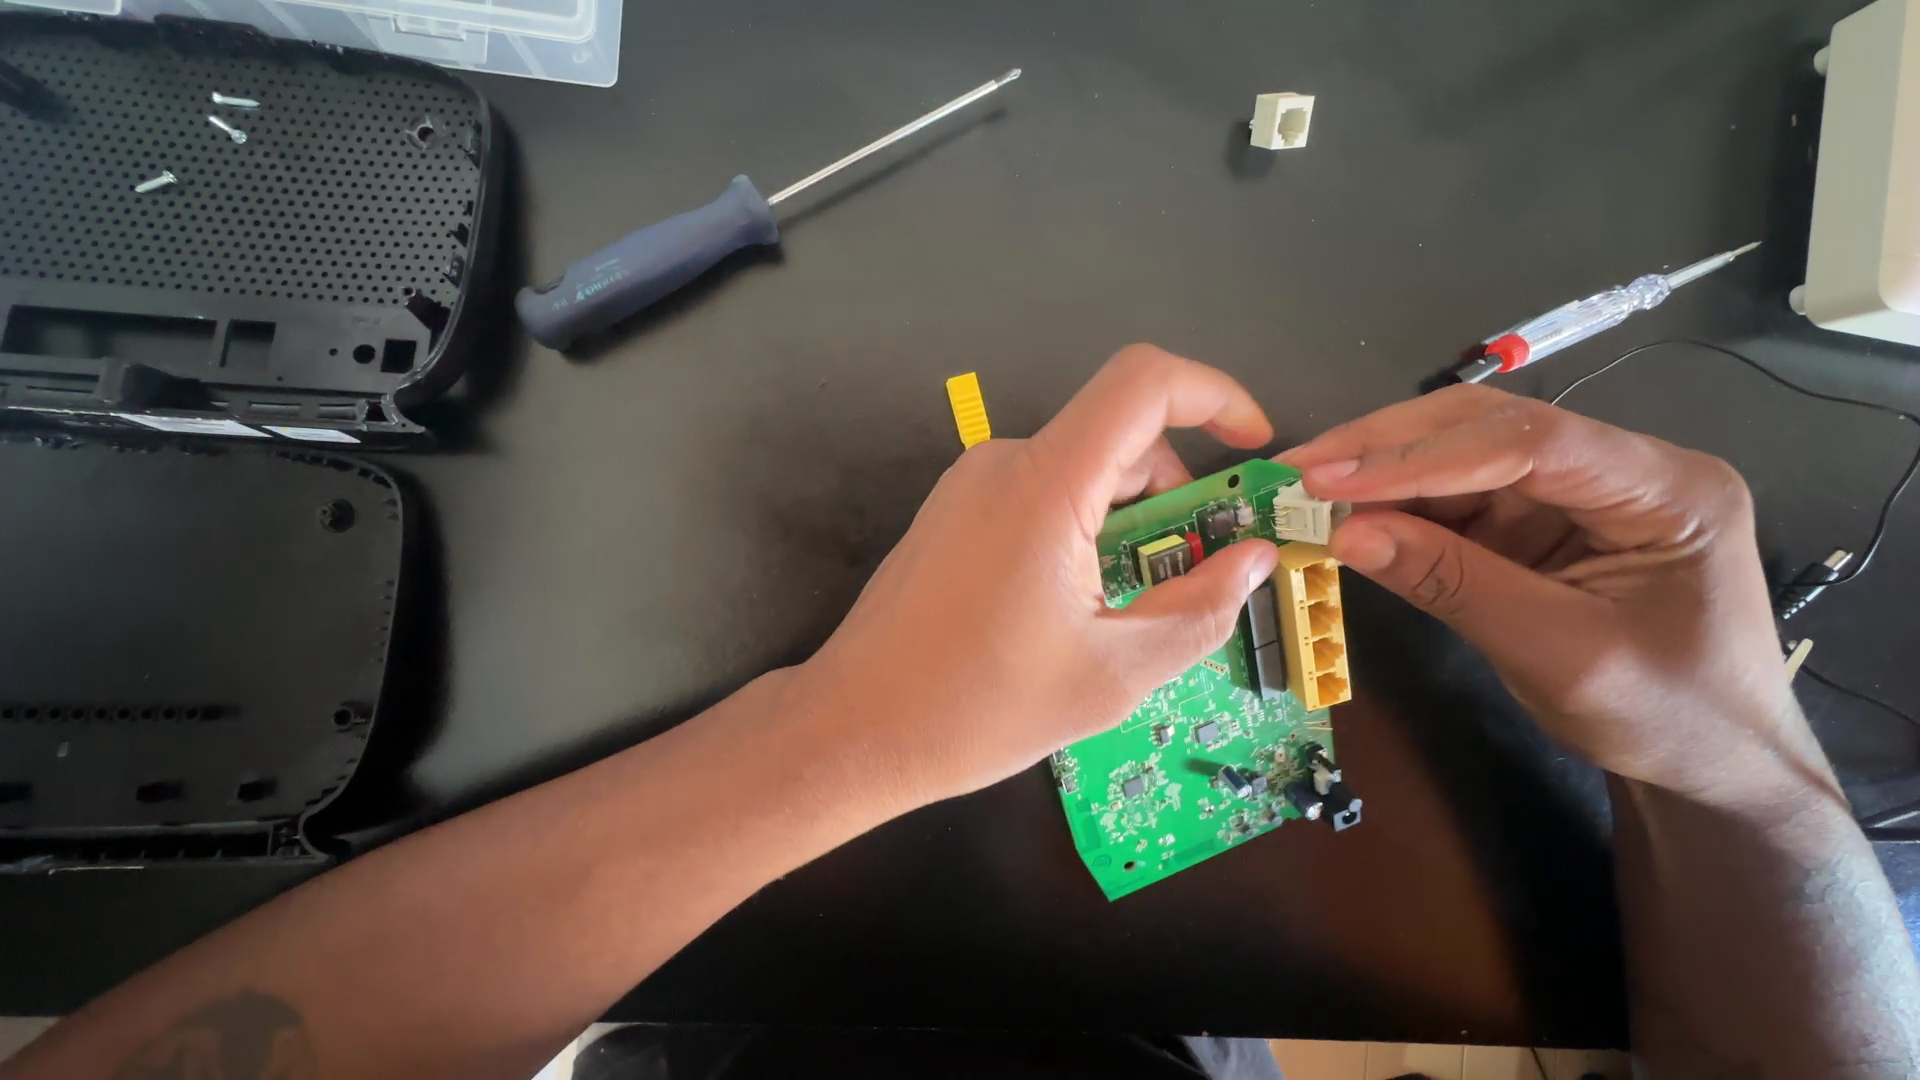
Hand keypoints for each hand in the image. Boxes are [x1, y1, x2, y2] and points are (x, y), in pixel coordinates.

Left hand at [798, 345, 1281, 807]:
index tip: (1252, 446)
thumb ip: (1199, 610)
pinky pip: (1039, 496)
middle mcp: (1002, 464)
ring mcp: (969, 486)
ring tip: (1130, 608)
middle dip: (1175, 496)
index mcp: (1044, 485)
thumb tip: (1254, 560)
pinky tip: (1077, 605)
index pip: (1143, 383)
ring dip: (1127, 523)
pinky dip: (1082, 531)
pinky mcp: (953, 514)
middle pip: (1118, 439)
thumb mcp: (1112, 674)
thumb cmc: (979, 708)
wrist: (855, 729)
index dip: (1214, 394)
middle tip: (1194, 575)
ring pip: (1080, 473)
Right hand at [1281, 383, 1838, 811]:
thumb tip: (1342, 536)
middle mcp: (1614, 468)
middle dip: (1387, 445)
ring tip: (1303, 487)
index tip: (1330, 480)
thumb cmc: (1665, 715)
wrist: (1708, 761)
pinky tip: (1342, 511)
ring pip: (1456, 452)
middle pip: (1487, 425)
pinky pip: (1448, 497)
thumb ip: (1452, 584)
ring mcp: (1567, 491)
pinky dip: (1389, 504)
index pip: (1530, 443)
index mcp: (1664, 488)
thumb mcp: (1557, 654)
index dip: (1421, 457)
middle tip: (1300, 469)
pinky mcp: (1528, 518)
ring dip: (1378, 469)